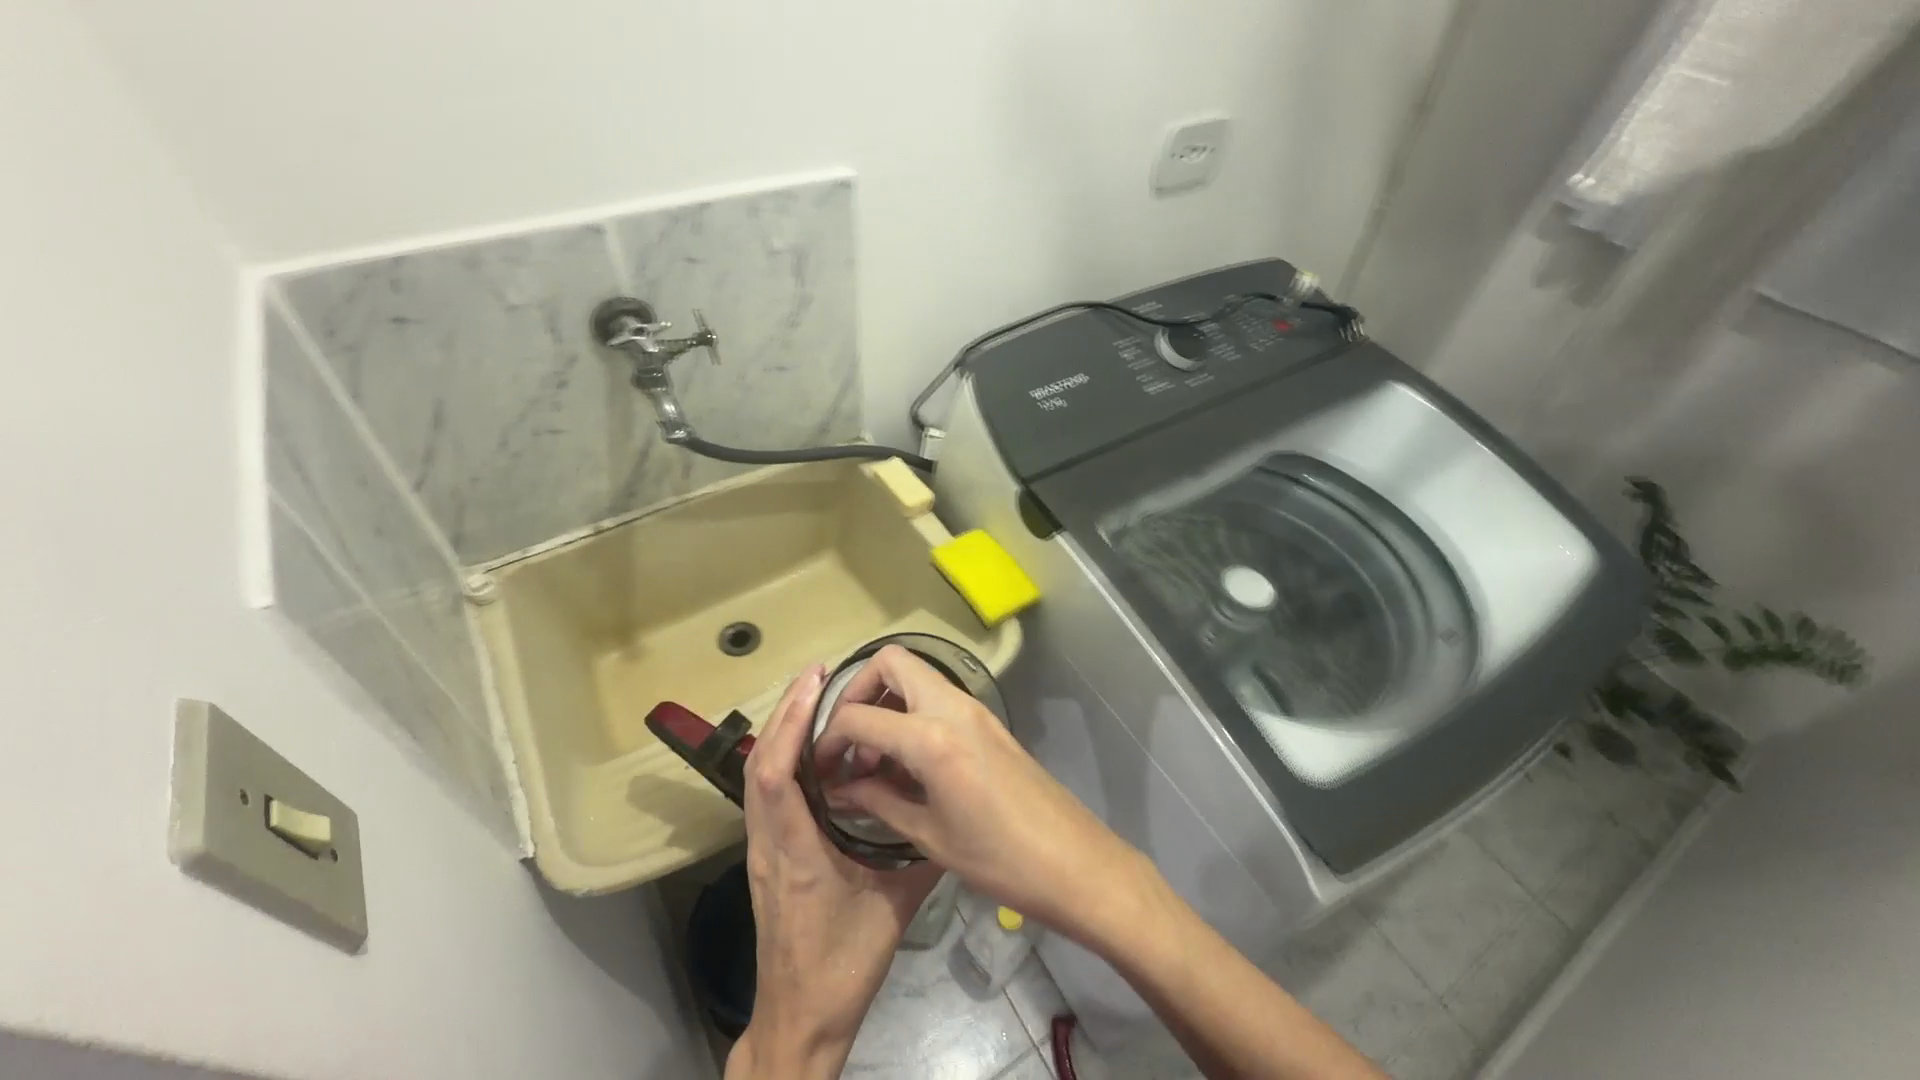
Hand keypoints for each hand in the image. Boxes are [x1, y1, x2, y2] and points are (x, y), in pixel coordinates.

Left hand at [728, 664, 942, 1079]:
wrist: (800, 1015)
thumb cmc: (845, 964)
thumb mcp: (893, 909)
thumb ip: (920, 858)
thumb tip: (950, 812)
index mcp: (797, 855)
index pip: (775, 778)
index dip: (790, 724)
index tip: (816, 683)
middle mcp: (769, 845)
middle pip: (758, 766)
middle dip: (783, 714)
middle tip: (815, 675)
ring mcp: (760, 853)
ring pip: (755, 780)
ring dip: (777, 734)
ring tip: (809, 700)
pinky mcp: (763, 860)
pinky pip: (762, 798)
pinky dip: (778, 761)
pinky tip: (804, 751)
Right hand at [823, 646, 1150, 943]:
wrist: (1076, 863)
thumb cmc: (999, 859)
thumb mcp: (930, 835)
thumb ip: (879, 802)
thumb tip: (842, 789)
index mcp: (932, 738)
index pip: (859, 716)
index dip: (829, 739)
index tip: (822, 768)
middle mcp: (953, 708)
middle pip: (892, 663)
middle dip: (858, 692)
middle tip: (850, 743)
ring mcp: (976, 710)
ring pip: (918, 677)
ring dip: (888, 702)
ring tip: (877, 759)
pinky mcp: (991, 723)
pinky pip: (940, 698)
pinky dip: (914, 714)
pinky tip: (908, 764)